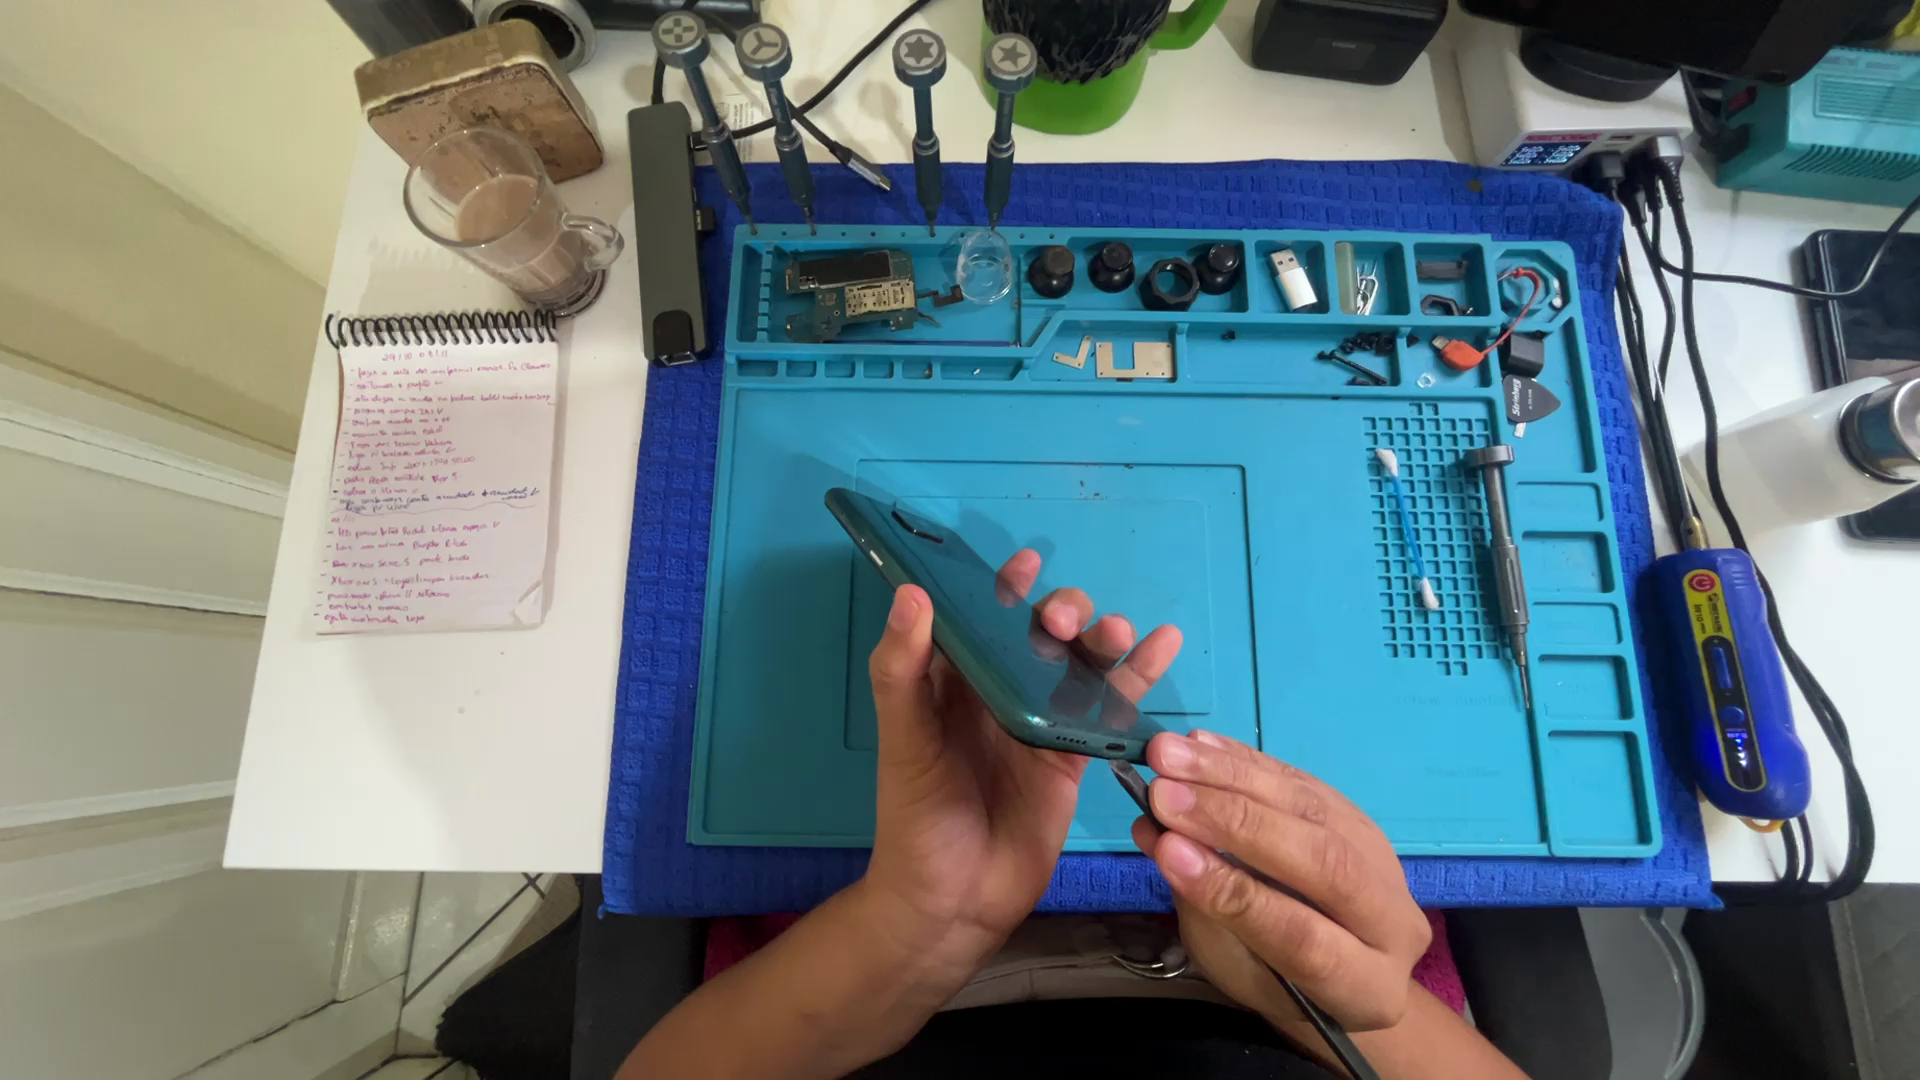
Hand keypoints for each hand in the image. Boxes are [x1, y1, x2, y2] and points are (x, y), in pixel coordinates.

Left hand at [863, 549, 1182, 977]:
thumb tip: (912, 593)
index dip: (1001, 586)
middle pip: (1040, 633)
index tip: (1026, 562)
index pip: (980, 616)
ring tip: (1117, 632)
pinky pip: (1108, 706)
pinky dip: (1138, 675)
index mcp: (955, 680)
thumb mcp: (904, 739)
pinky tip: (1163, 645)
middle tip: (1063, 621)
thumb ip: (902, 670)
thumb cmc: (917, 815)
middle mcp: (1001, 690)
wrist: (954, 901)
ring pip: (1080, 662)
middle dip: (1060, 613)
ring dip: (1102, 638)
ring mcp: (1041, 722)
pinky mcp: (1074, 755)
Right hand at [1131, 731, 1429, 1031]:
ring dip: (1227, 772)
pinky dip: (1239, 757)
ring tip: (1167, 754)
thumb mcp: (1229, 963)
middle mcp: (1389, 915)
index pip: (1304, 937)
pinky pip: (1294, 775)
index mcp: (1366, 984)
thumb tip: (1158, 835)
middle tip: (1164, 793)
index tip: (1168, 848)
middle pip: (1320, 860)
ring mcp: (1374, 852)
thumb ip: (1201, 902)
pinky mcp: (1349, 809)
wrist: (1331, 954)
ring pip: (1306, 804)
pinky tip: (1196, 743)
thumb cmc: (1271, 976)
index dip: (1231, 889)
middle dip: (1232, 820)